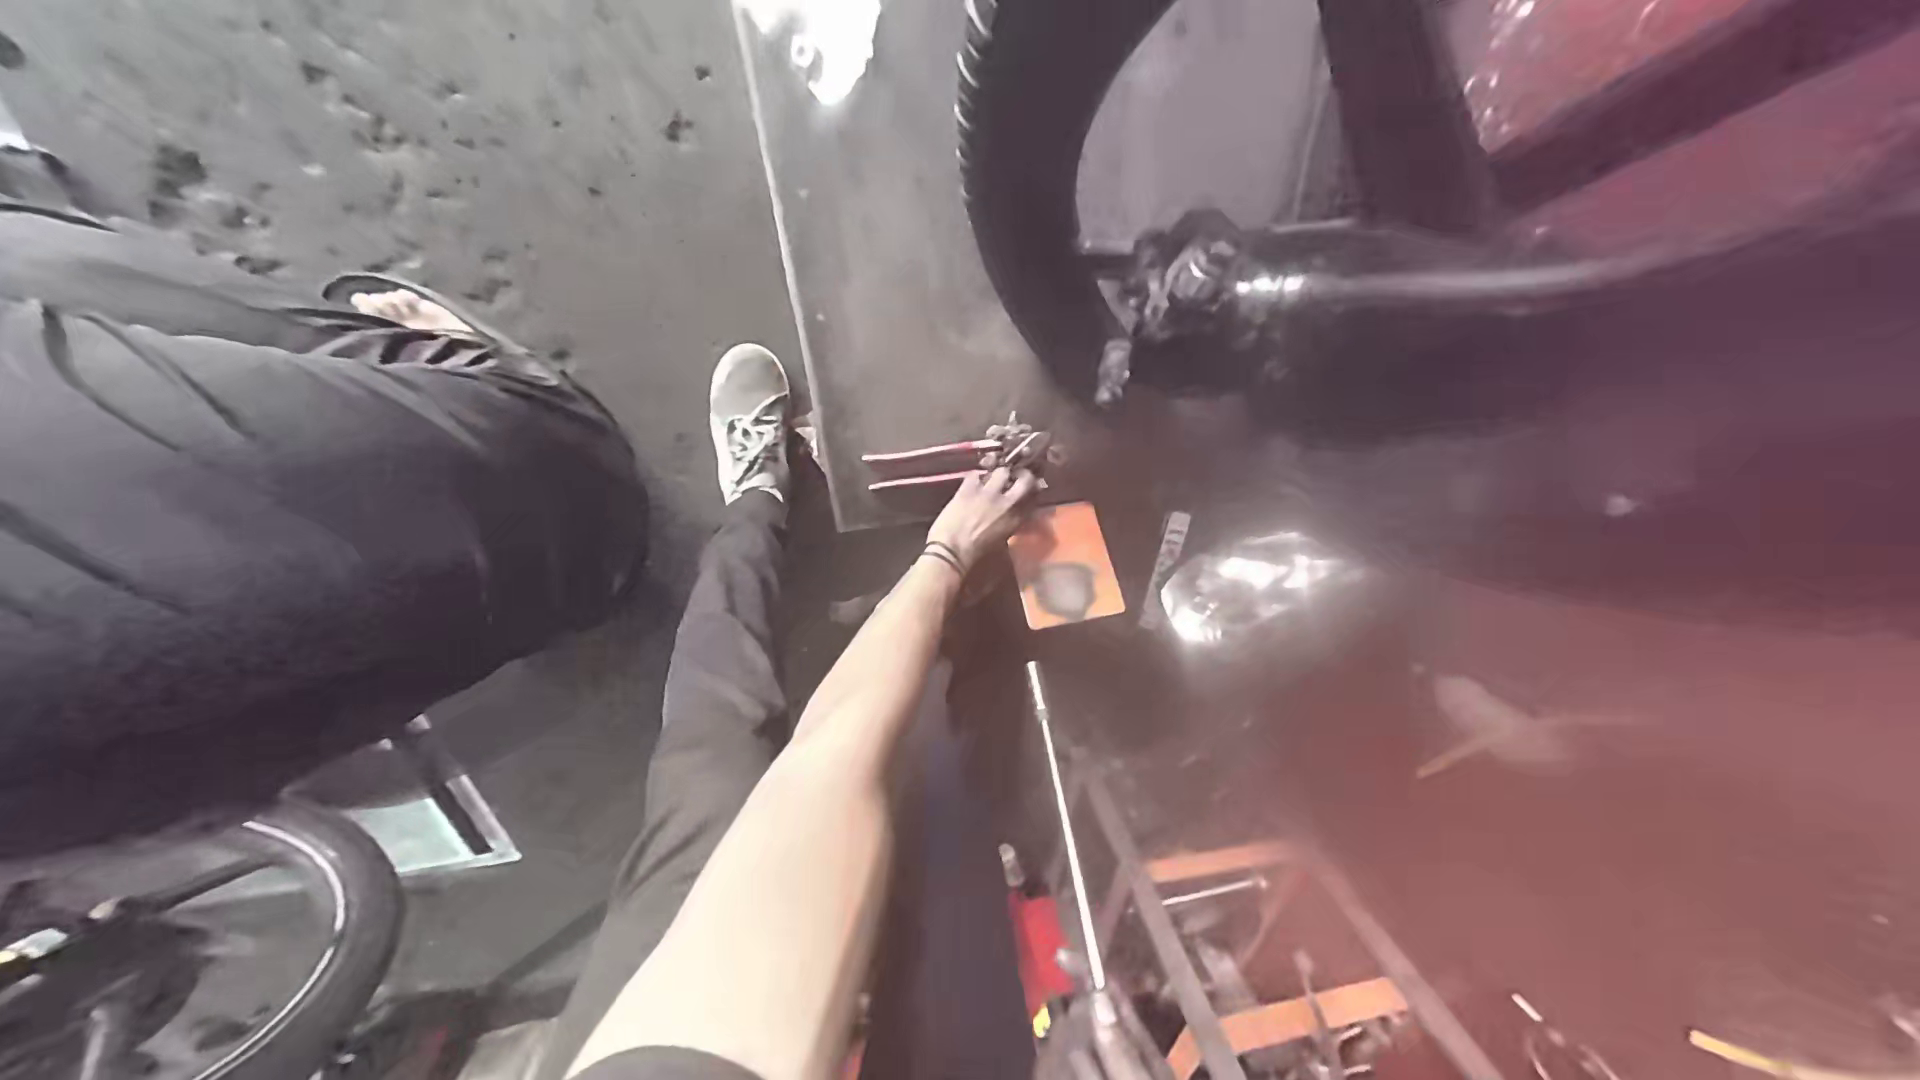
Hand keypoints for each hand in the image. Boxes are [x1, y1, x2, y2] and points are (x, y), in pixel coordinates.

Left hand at [926, 467, 1038, 569]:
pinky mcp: (969, 489)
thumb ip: (1009, 522)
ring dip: (997, 473)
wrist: (951, 551)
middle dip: (1022, 474)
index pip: (1032, 497)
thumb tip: (1010, 512)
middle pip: (1025, 479)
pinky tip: (971, 483)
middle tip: (1015, 474)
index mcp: (1016, 520)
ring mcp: (988, 494)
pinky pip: (976, 474)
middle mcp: (1007, 503)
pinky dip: (975, 477)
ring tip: (991, 478)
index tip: (1023, 488)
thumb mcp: (1000, 540)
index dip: (1029, 490)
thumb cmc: (975, 552)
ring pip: (1001, 471)